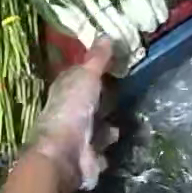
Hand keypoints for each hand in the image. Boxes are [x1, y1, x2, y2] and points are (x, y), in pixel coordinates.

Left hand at [29, 39, 117, 189]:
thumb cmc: (72, 110)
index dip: (94, 72)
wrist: (65, 154)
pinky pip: (101, 151)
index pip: (79, 77)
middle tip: (127, 90)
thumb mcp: (86, 77)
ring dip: (108, 125)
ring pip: (97, 128)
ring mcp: (79, 137)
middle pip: (89, 103)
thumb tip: (106, 35)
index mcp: (65, 92)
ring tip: (126, 118)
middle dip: (104, 99)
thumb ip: (97, 59)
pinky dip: (107, 148)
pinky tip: (119, 141)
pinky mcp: (89, 157)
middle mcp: (69, 114)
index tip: (113, 65)